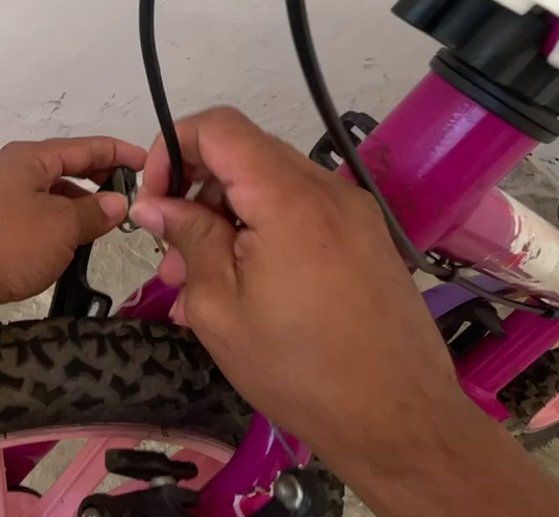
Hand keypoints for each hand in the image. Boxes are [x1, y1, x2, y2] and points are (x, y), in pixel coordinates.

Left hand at [0, 136, 146, 324]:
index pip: (82, 146)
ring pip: (46, 193)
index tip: (147, 161)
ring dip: (75, 204)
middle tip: (129, 195)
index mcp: (27, 158)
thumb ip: (93, 212)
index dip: (117, 152)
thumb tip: (116, 202)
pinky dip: (53, 221)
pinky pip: (30, 213)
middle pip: (62, 167)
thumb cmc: (7, 244)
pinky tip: (66, 243)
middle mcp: (8, 169)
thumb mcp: (61, 227)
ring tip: (103, 223)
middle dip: (97, 179)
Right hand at [129, 108, 472, 468]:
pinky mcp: (362, 237)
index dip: (172, 147)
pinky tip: (238, 281)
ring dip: (222, 212)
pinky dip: (257, 228)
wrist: (405, 430)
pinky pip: (294, 210)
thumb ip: (187, 236)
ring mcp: (351, 212)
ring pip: (265, 182)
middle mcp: (325, 190)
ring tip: (195, 274)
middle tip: (170, 244)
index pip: (217, 127)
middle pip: (240, 151)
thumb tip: (153, 204)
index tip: (154, 197)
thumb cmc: (300, 369)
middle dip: (193, 186)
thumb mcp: (218, 305)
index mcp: (288, 198)